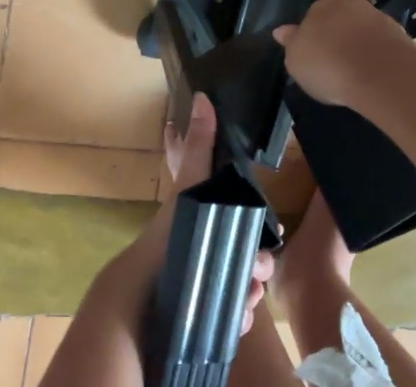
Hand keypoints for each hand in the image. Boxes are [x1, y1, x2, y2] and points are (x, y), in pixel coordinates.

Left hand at [159, 93, 276, 335]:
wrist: (141, 297)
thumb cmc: (169, 237)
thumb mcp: (189, 187)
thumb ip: (198, 147)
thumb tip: (202, 97)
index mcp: (207, 224)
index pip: (244, 224)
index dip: (262, 230)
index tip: (274, 235)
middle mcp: (207, 253)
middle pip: (250, 258)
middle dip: (260, 264)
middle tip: (258, 269)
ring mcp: (205, 286)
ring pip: (245, 289)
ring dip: (252, 293)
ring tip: (246, 296)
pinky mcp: (203, 317)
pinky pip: (233, 317)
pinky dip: (238, 316)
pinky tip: (236, 316)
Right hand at [272, 0, 415, 107]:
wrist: (380, 75)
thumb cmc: (328, 66)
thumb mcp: (296, 61)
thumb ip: (290, 44)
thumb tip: (281, 31)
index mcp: (321, 6)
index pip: (312, 16)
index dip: (312, 37)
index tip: (313, 57)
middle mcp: (350, 4)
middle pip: (339, 20)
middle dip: (337, 37)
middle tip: (333, 65)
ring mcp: (378, 18)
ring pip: (363, 31)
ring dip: (359, 46)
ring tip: (355, 74)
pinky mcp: (400, 35)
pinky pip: (382, 45)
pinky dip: (377, 57)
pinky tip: (374, 76)